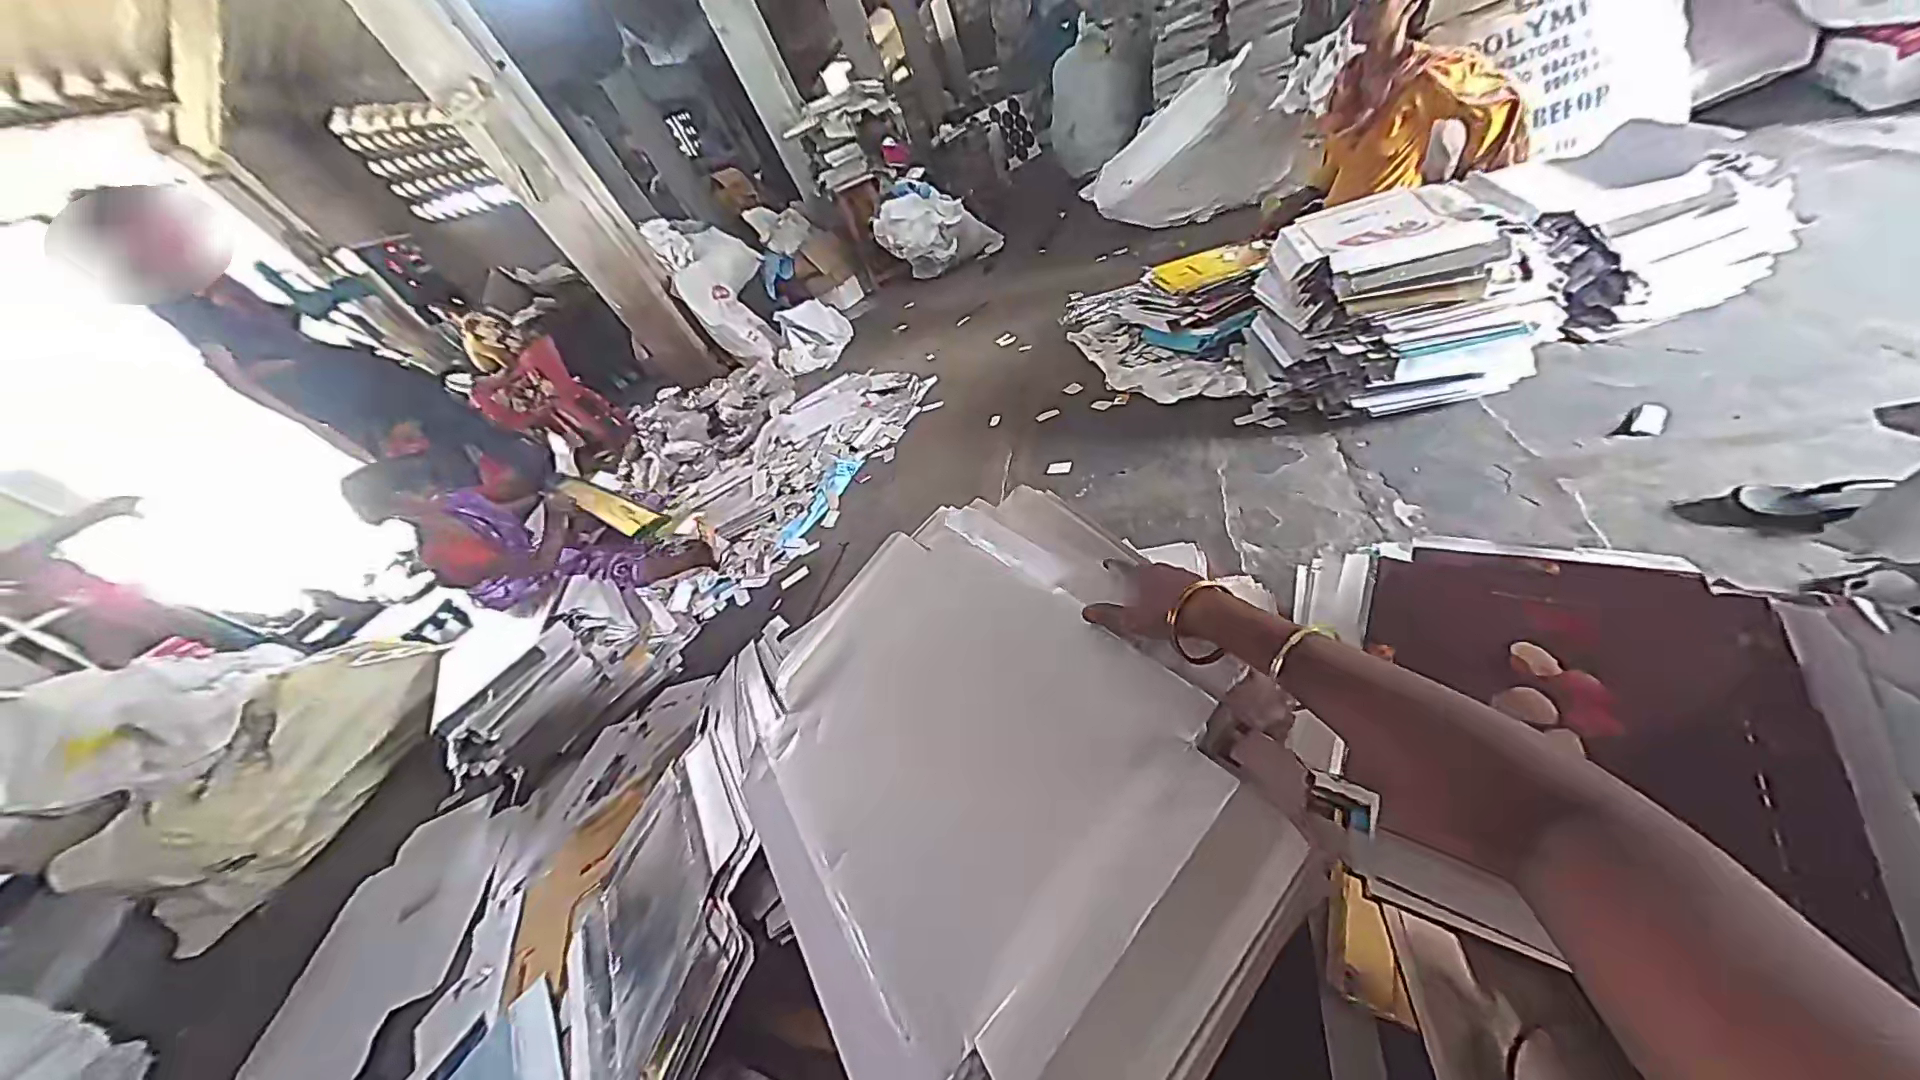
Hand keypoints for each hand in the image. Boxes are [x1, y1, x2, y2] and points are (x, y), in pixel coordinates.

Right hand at [1082, 560, 1205, 639]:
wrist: (1207, 614)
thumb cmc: (1169, 615)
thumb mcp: (1131, 621)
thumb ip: (1108, 616)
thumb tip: (1090, 613)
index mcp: (1140, 575)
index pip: (1121, 566)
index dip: (1114, 567)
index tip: (1110, 565)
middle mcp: (1161, 570)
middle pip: (1145, 571)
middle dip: (1139, 578)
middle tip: (1134, 589)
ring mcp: (1181, 575)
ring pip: (1165, 576)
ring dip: (1160, 584)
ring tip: (1158, 599)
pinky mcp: (1200, 584)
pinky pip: (1184, 584)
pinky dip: (1179, 591)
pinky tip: (1180, 602)